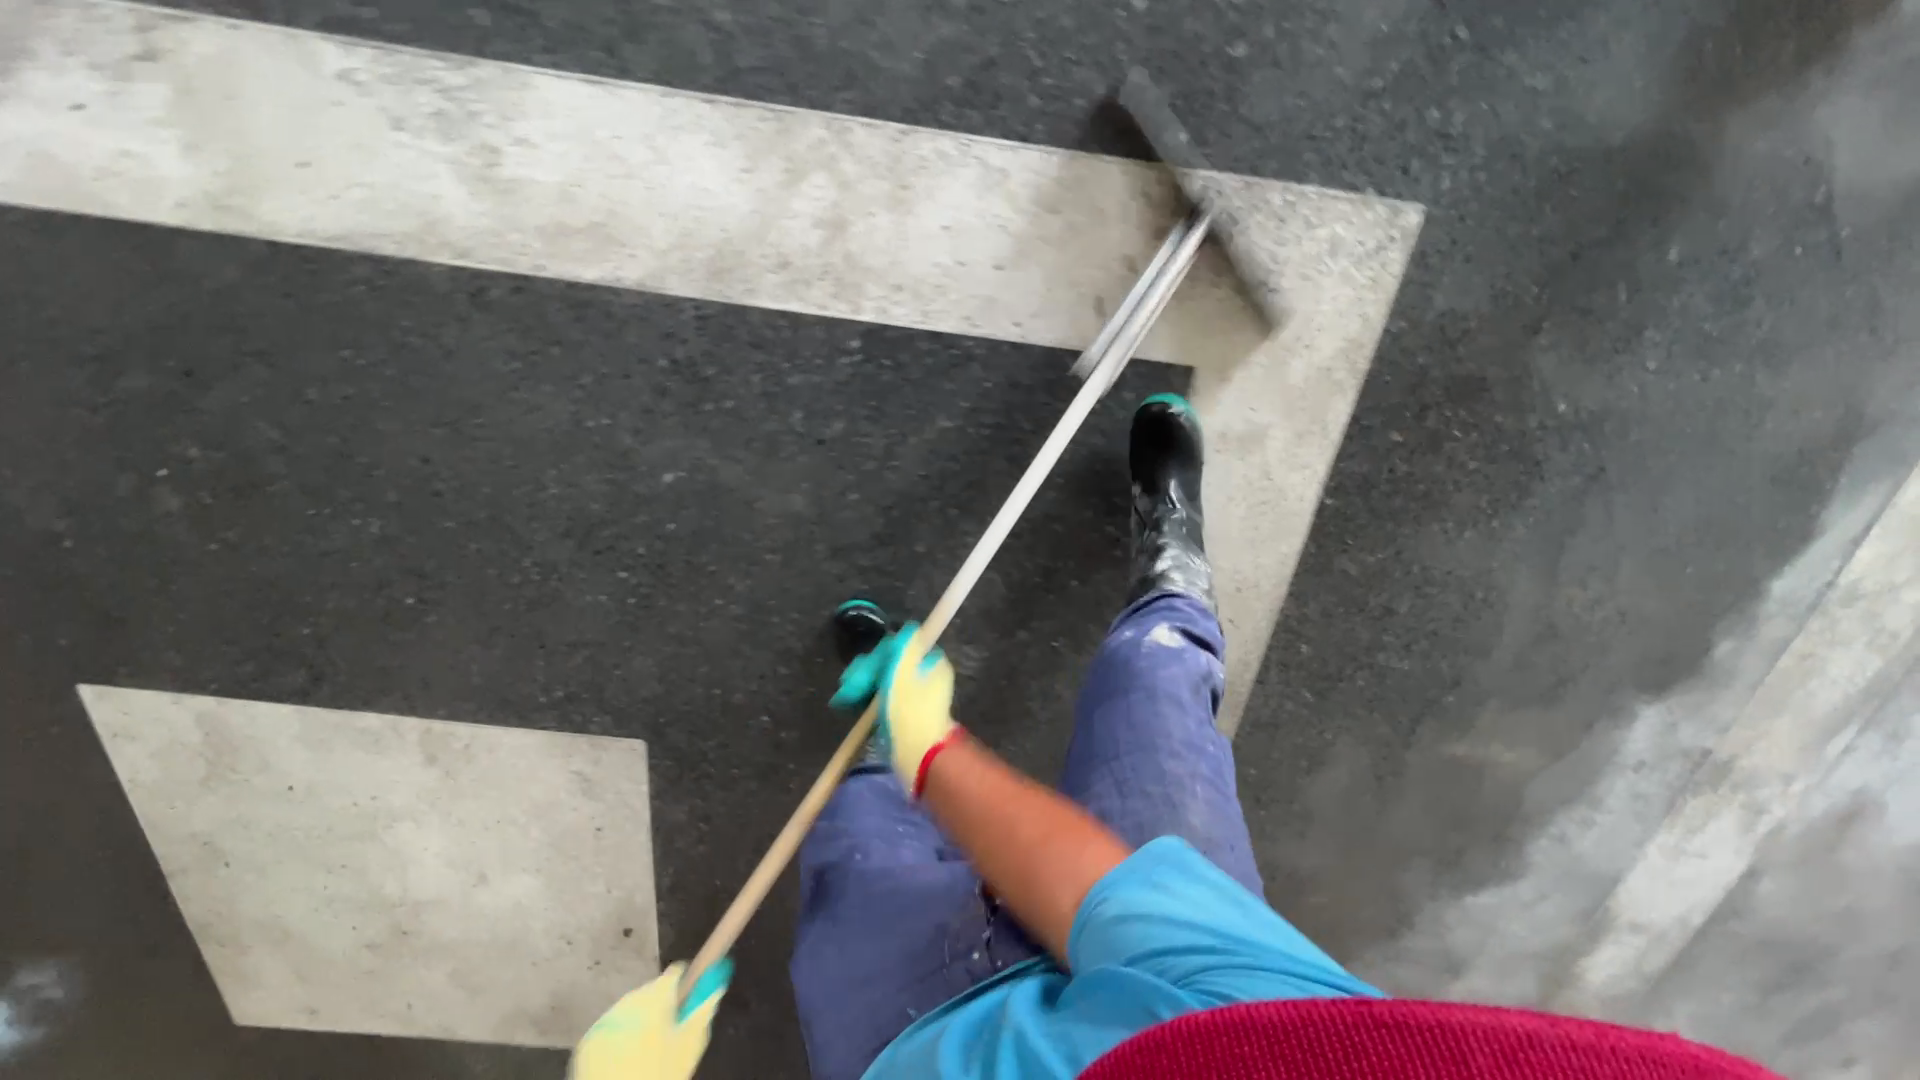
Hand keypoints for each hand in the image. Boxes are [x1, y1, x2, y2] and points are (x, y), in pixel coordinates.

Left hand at [569, 959, 730, 1079]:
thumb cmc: (662, 1073)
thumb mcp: (691, 1045)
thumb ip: (704, 1010)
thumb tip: (714, 986)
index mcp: (656, 997)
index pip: (675, 973)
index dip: (687, 982)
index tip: (691, 998)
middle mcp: (628, 1001)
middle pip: (652, 989)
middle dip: (662, 1002)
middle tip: (670, 1028)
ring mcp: (605, 1019)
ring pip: (631, 1006)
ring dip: (642, 1017)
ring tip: (648, 1046)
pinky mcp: (587, 1040)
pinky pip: (612, 1026)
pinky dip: (622, 1033)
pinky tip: (627, 1055)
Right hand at [830, 622, 962, 795]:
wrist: (918, 755)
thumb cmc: (909, 712)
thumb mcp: (904, 671)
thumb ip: (905, 645)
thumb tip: (909, 629)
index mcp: (928, 663)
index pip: (896, 648)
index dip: (875, 658)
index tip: (860, 672)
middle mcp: (923, 676)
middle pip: (887, 664)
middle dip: (864, 674)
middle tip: (846, 689)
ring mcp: (914, 696)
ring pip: (882, 681)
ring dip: (861, 687)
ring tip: (844, 700)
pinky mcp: (904, 714)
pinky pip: (882, 699)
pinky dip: (866, 700)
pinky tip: (851, 707)